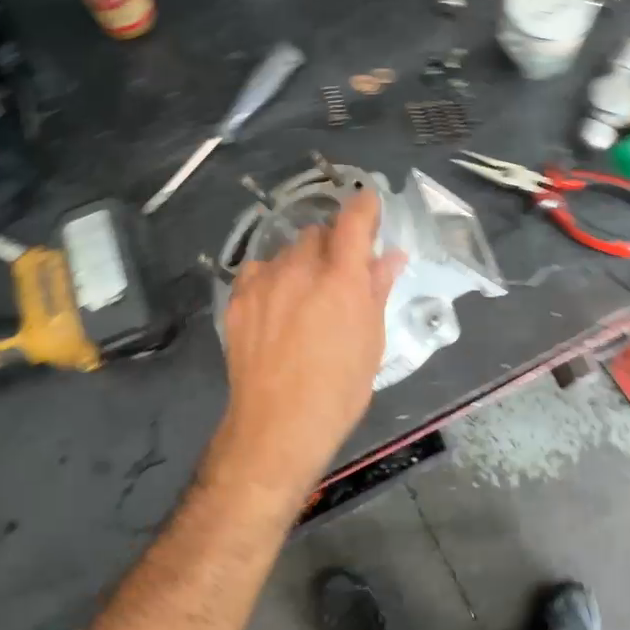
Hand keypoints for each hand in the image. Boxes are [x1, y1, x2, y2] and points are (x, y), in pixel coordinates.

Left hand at [210, 191, 405, 493]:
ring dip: (301, 261)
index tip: (370, 203)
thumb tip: (391, 257)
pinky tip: (276, 304)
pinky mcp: (239, 298)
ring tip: (305, 295)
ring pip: (287, 250)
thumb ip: (377, 290)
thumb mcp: (371, 341)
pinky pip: (259, 269)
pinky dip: (272, 277)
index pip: (354, 219)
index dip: (365, 205)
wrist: (278, 425)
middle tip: (339, 272)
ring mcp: (265, 281)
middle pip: (318, 232)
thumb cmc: (338, 390)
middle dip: (332, 244)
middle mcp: (301, 269)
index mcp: (342, 279)